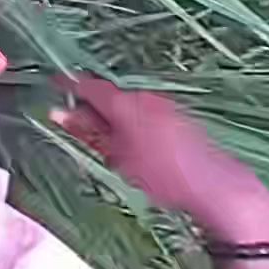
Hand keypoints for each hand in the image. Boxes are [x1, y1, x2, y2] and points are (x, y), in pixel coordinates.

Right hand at [50, 76, 268, 243]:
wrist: (216, 186)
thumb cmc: (160, 173)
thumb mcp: (115, 154)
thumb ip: (86, 130)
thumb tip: (57, 113)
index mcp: (123, 102)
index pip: (87, 84)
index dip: (68, 83)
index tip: (52, 82)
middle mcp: (142, 96)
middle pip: (107, 92)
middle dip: (89, 103)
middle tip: (73, 119)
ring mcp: (162, 104)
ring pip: (125, 102)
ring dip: (109, 113)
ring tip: (103, 137)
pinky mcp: (175, 115)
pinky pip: (142, 109)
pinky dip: (128, 118)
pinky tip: (130, 141)